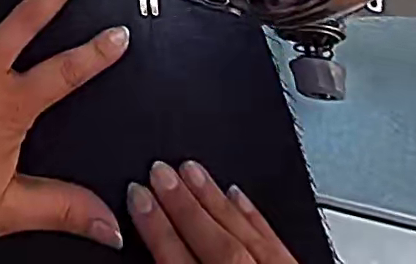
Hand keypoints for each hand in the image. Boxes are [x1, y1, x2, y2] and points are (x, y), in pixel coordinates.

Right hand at [127, 160, 298, 263]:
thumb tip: (154, 246)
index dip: (156, 228)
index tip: (138, 196)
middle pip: (215, 244)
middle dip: (183, 204)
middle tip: (159, 169)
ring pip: (245, 236)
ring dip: (214, 200)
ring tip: (191, 169)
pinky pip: (277, 243)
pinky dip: (255, 217)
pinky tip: (238, 194)